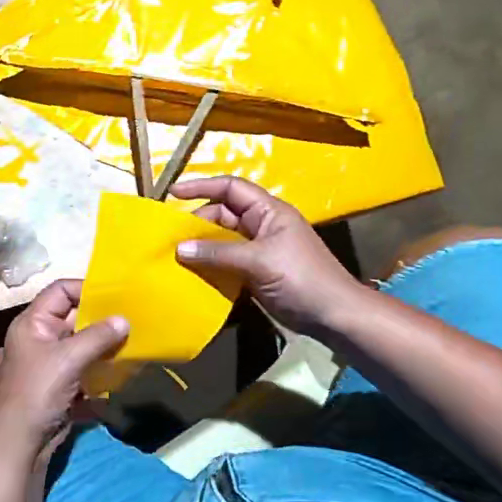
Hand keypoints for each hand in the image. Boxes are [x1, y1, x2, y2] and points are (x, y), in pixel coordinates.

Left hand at [0, 280, 127, 460]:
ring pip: (84, 337)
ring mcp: (52, 358)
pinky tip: (123, 359)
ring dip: (106, 338)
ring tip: (132, 335)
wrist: (21, 445)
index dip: (86, 287)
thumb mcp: (68, 359)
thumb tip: (125, 319)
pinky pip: (87, 359)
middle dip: (102, 314)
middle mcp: (41, 335)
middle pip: (75, 312)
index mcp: (33, 322)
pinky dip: (103, 358)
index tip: (116, 293)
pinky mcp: (63, 378)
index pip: (61, 290)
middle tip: (131, 314)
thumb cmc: (37, 393)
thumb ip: (98, 336)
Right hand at [170, 176, 365, 333]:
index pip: (231, 188)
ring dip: (202, 247)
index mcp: (268, 211)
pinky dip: (211, 266)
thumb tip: (180, 249)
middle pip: (224, 214)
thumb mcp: (259, 261)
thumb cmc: (301, 277)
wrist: (332, 314)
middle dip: (198, 222)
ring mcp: (260, 250)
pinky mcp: (257, 272)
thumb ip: (219, 254)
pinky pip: (228, 262)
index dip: (202, 186)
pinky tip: (192, 275)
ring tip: (173, 256)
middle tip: (169, 237)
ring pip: (224, 240)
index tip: (172, 194)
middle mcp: (262, 225)